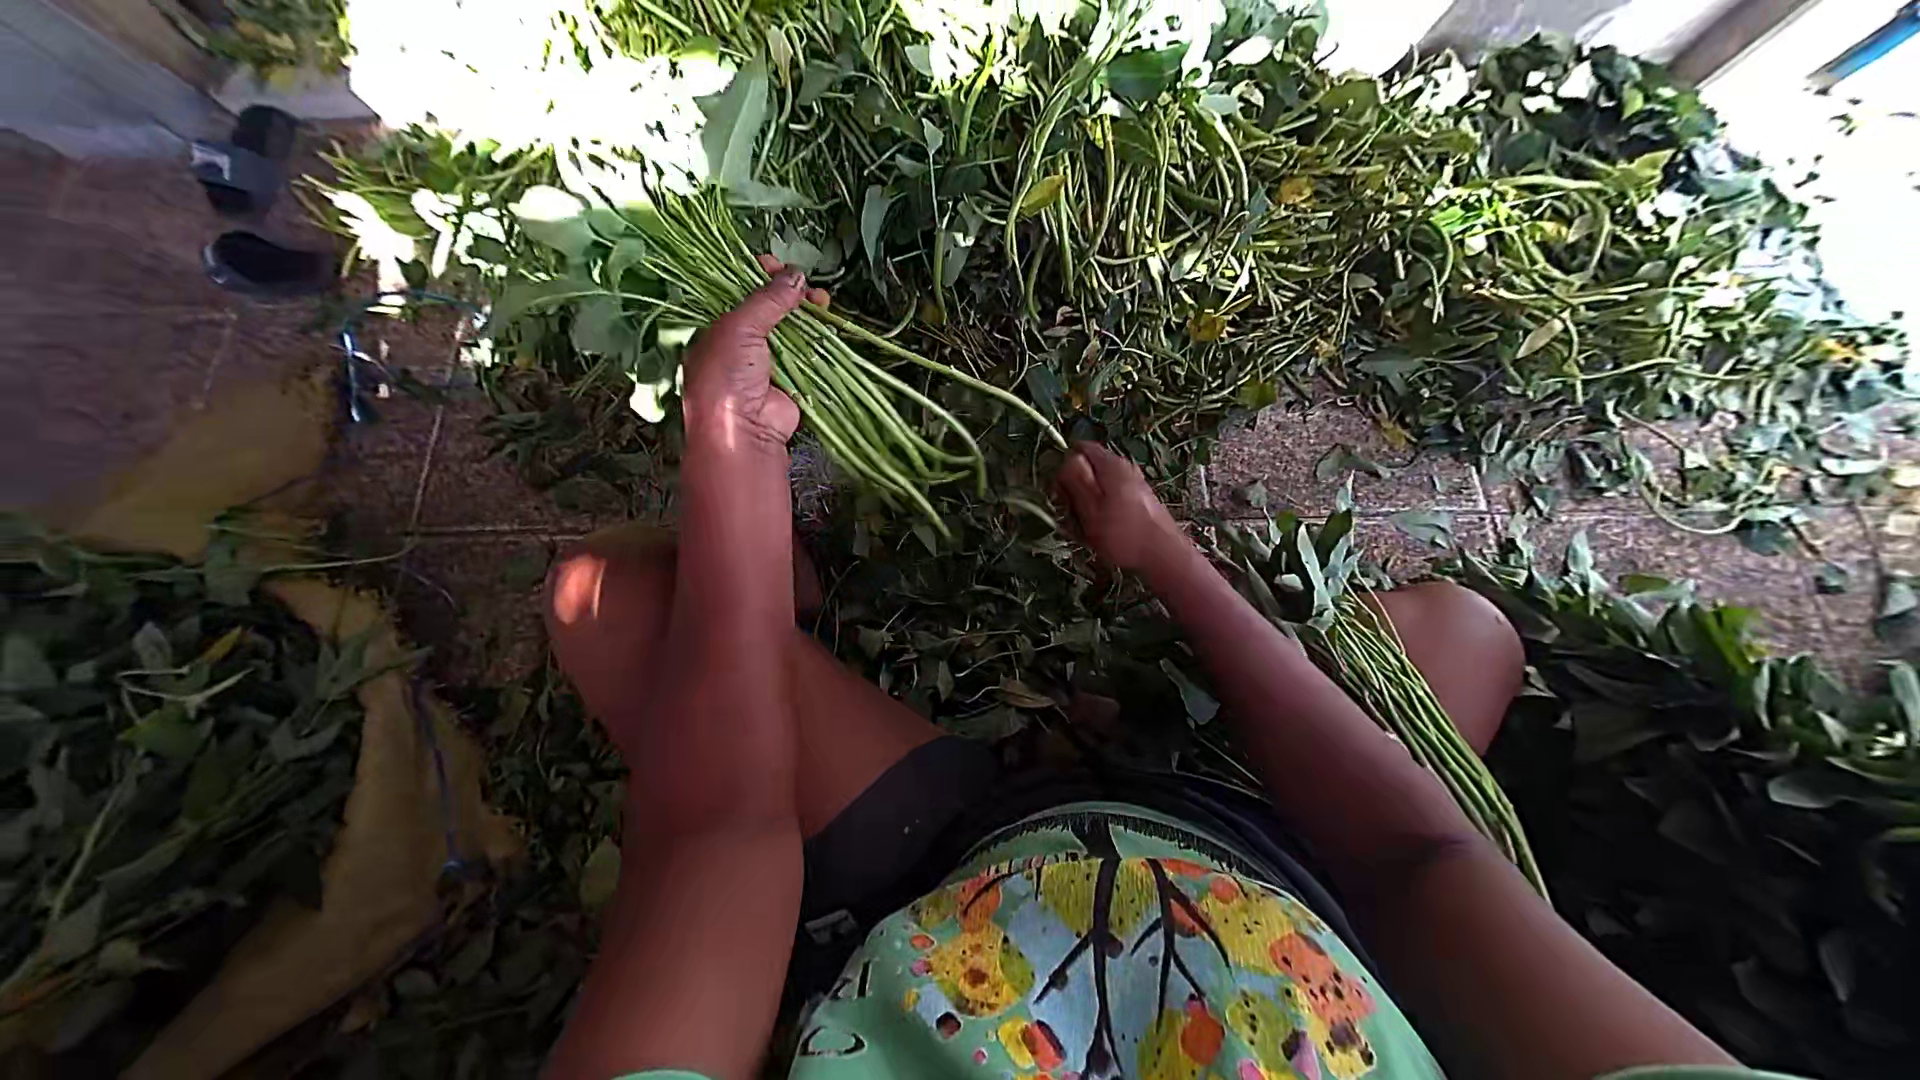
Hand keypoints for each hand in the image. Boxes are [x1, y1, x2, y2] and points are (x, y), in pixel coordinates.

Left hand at [679, 255, 829, 454]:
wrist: (743, 429)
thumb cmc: (727, 375)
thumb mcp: (740, 328)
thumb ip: (767, 299)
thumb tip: (794, 275)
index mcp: (719, 328)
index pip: (740, 293)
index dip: (757, 276)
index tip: (775, 264)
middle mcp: (742, 344)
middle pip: (769, 309)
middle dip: (788, 293)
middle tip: (804, 282)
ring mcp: (768, 363)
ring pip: (791, 329)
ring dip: (806, 313)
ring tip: (821, 300)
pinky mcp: (792, 379)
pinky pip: (807, 353)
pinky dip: (818, 337)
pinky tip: (827, 323)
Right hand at [1054, 442, 1192, 576]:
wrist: (1164, 555)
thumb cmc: (1123, 534)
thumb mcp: (1090, 506)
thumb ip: (1075, 479)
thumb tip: (1066, 457)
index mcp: (1110, 464)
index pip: (1079, 448)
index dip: (1063, 466)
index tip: (1060, 490)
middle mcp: (1124, 467)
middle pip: (1089, 466)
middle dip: (1075, 486)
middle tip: (1072, 512)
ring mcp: (1133, 483)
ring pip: (1099, 484)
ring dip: (1087, 502)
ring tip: (1087, 526)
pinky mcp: (1139, 499)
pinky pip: (1111, 497)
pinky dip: (1102, 510)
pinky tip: (1103, 530)